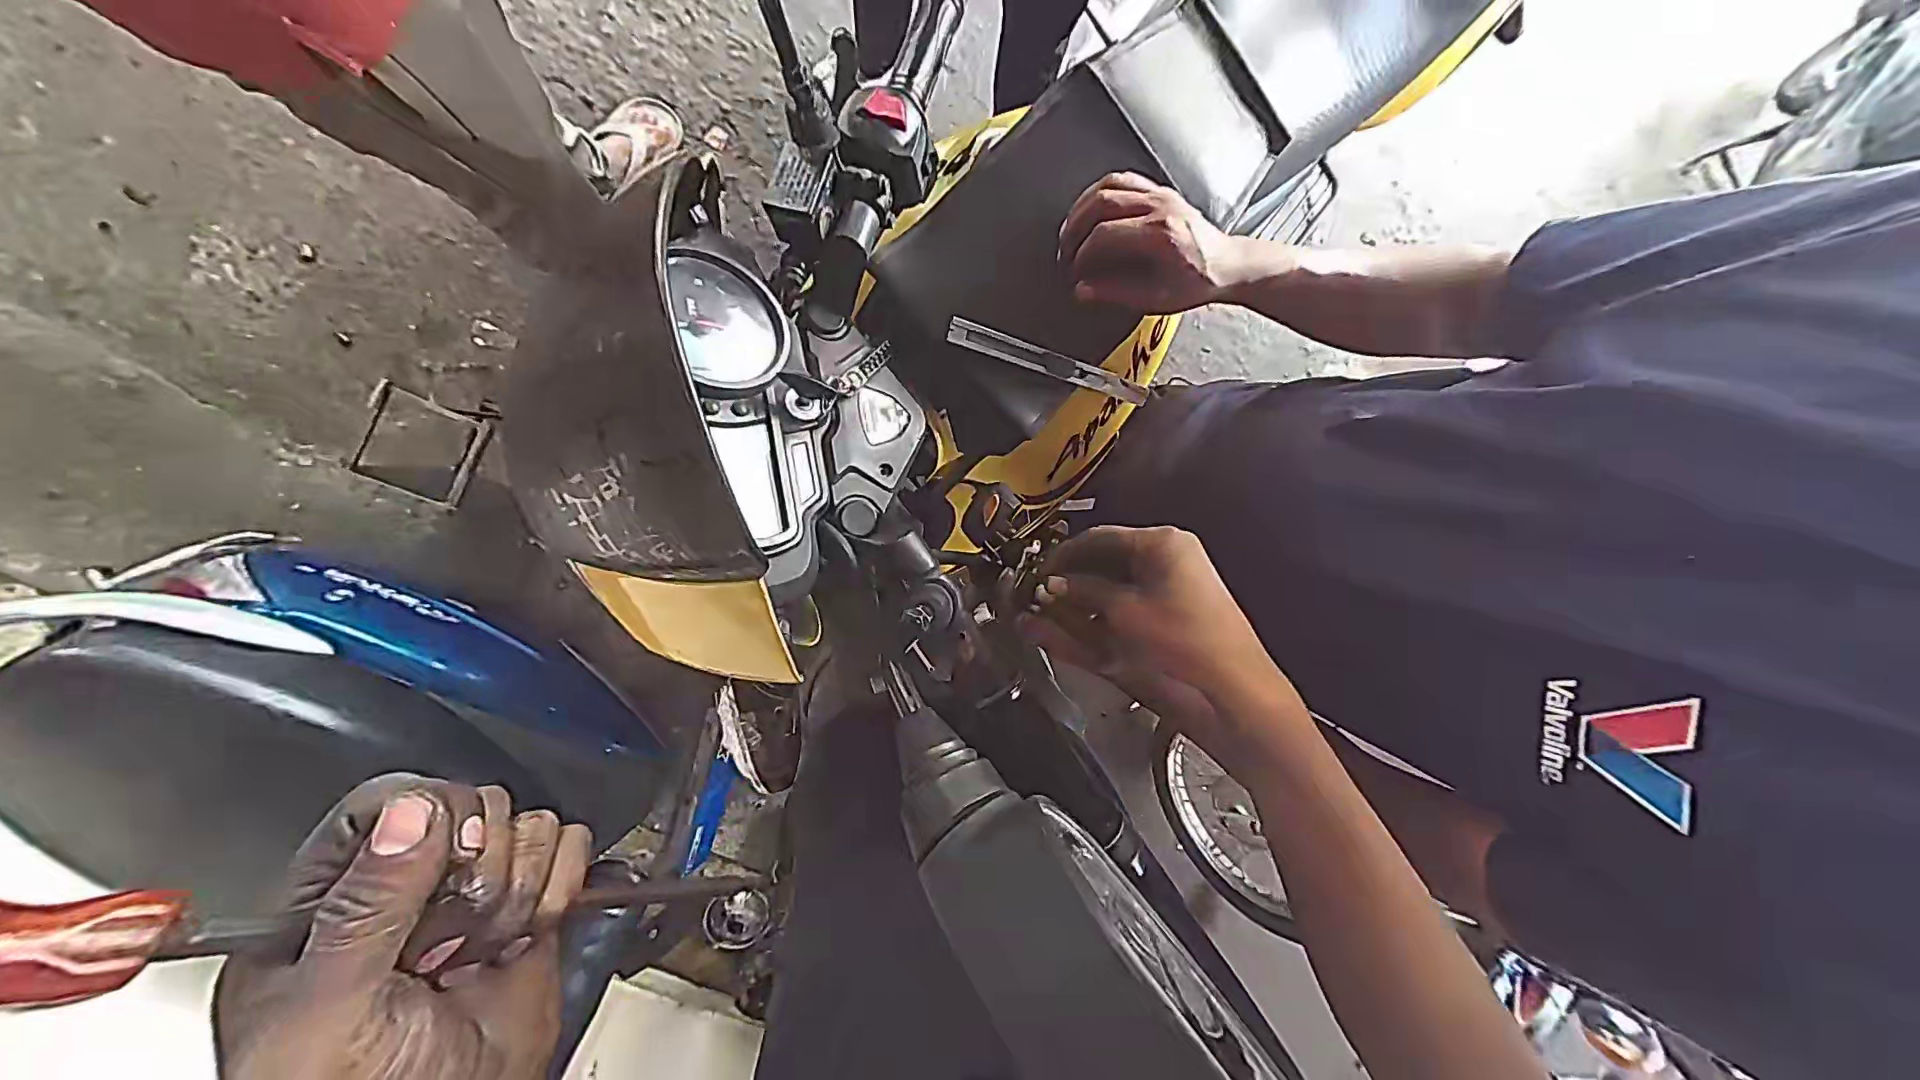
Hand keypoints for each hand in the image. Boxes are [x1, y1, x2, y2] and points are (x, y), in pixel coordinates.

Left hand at [215, 774, 592, 1079]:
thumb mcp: (329, 1012)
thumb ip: (364, 911)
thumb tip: (411, 812)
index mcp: (332, 897)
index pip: (390, 798)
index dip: (429, 814)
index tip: (442, 860)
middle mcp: (411, 880)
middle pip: (475, 802)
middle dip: (479, 868)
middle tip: (450, 933)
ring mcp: (478, 887)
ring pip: (529, 821)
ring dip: (520, 887)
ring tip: (484, 944)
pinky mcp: (536, 896)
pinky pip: (571, 844)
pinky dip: (561, 885)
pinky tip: (527, 930)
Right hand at [1021, 526, 1305, 761]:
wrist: (1230, 680)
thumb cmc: (1186, 638)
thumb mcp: (1123, 610)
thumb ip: (1083, 591)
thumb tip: (1055, 584)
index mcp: (1161, 542)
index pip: (1100, 537)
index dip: (1065, 554)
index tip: (1042, 571)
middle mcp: (1169, 555)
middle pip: (1107, 559)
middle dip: (1073, 577)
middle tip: (1045, 592)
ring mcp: (1173, 581)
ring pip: (1116, 581)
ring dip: (1086, 595)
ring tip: (1056, 610)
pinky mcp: (1174, 607)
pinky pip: (1130, 599)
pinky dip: (1105, 609)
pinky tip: (1082, 623)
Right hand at [1057, 173, 1264, 312]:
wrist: (1227, 265)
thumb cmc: (1198, 281)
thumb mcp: (1155, 298)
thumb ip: (1116, 293)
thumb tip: (1083, 291)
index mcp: (1160, 233)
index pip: (1104, 235)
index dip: (1081, 255)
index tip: (1074, 271)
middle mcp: (1160, 206)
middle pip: (1100, 204)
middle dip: (1075, 229)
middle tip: (1065, 251)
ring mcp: (1160, 194)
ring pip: (1108, 186)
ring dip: (1082, 206)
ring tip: (1071, 229)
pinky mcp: (1160, 191)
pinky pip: (1122, 180)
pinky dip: (1099, 193)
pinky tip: (1090, 210)